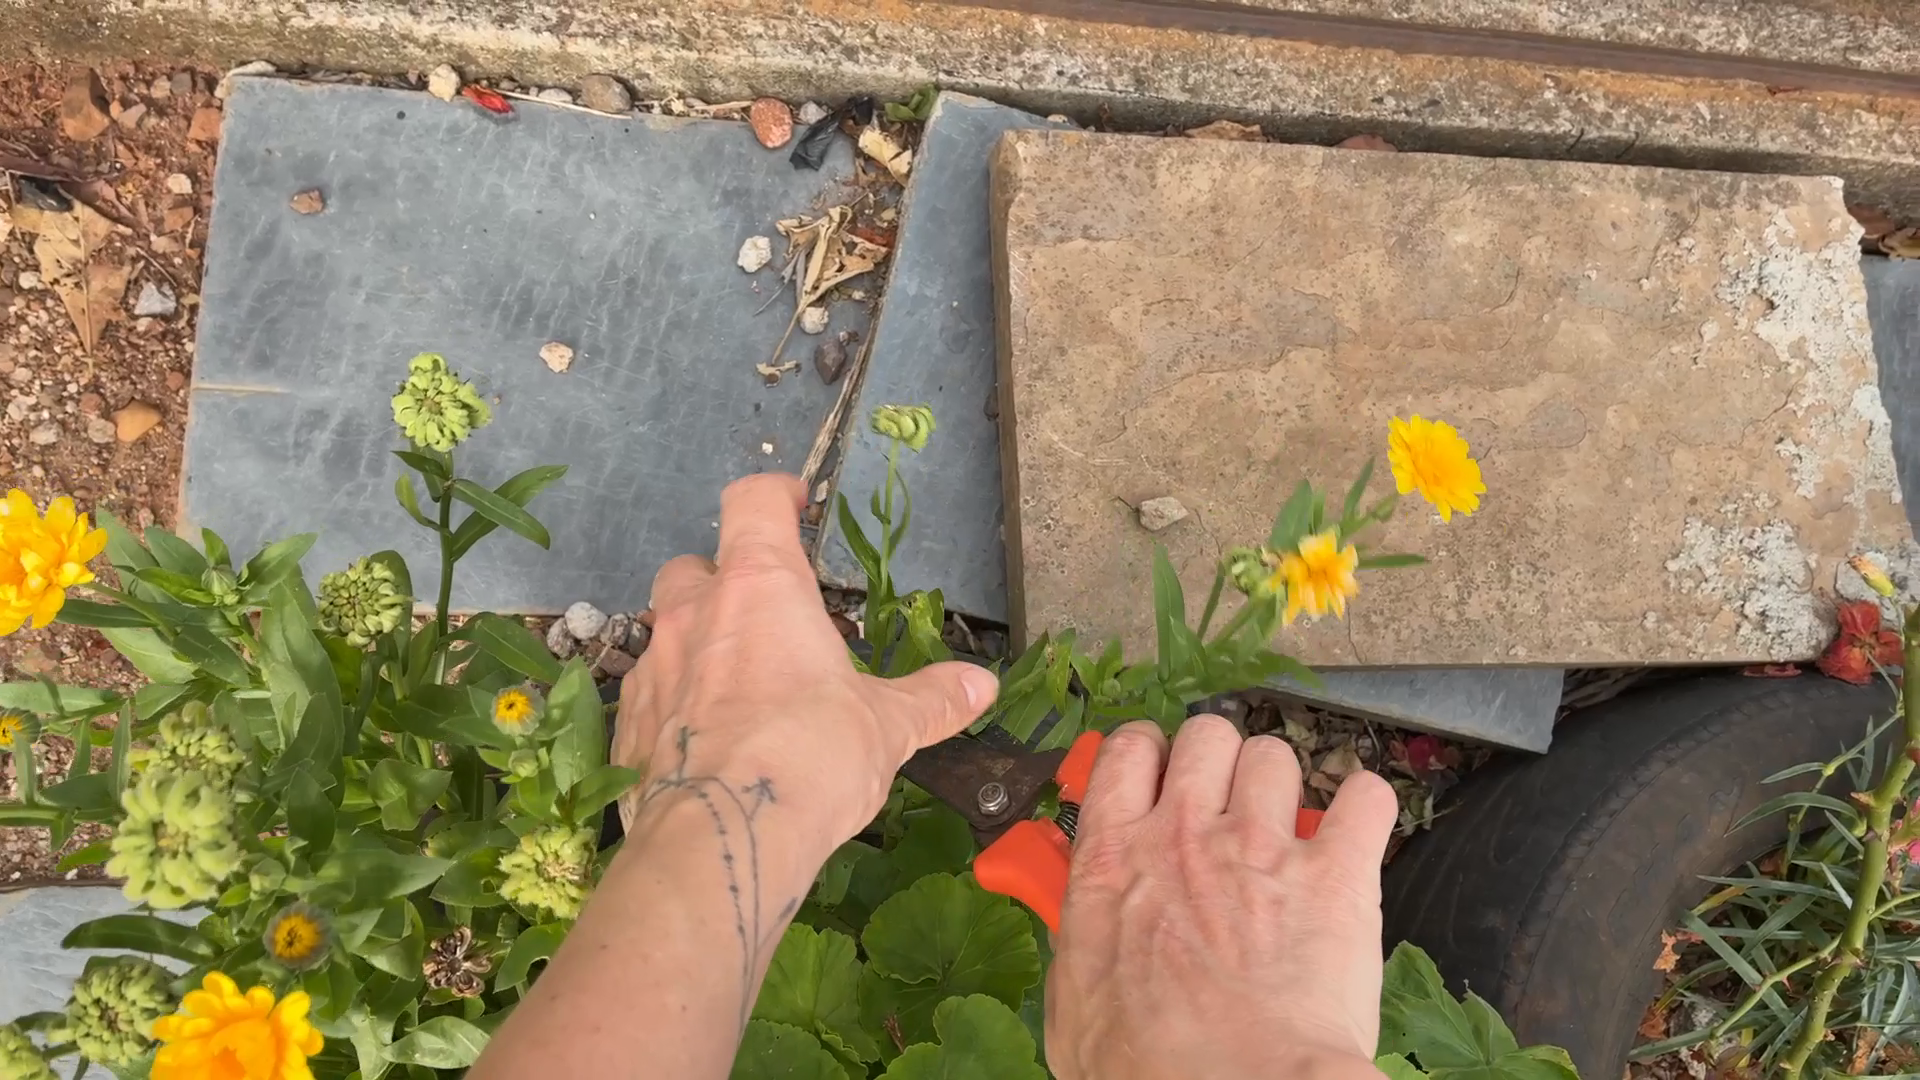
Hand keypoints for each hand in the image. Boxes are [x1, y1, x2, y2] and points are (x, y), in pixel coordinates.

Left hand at [612, 473, 999, 855]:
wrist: (722, 841)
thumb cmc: (813, 754)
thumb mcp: (887, 725)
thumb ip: (933, 699)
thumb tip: (983, 686)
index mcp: (762, 587)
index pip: (753, 502)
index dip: (775, 493)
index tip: (796, 503)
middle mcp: (695, 613)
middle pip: (696, 563)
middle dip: (727, 579)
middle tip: (768, 618)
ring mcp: (651, 667)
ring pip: (666, 626)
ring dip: (698, 640)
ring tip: (739, 685)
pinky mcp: (626, 724)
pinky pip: (648, 691)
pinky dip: (674, 699)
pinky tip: (705, 740)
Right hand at [1046, 716, 1397, 1079]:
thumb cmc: (1138, 1069)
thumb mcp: (1071, 997)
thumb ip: (1077, 938)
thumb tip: (1083, 924)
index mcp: (1116, 851)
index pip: (1126, 748)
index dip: (1145, 750)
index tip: (1157, 772)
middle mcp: (1185, 829)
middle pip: (1206, 735)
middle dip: (1215, 757)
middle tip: (1221, 799)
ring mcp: (1261, 847)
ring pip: (1274, 756)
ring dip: (1277, 780)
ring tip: (1283, 819)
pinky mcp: (1335, 880)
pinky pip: (1365, 801)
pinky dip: (1365, 802)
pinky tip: (1359, 818)